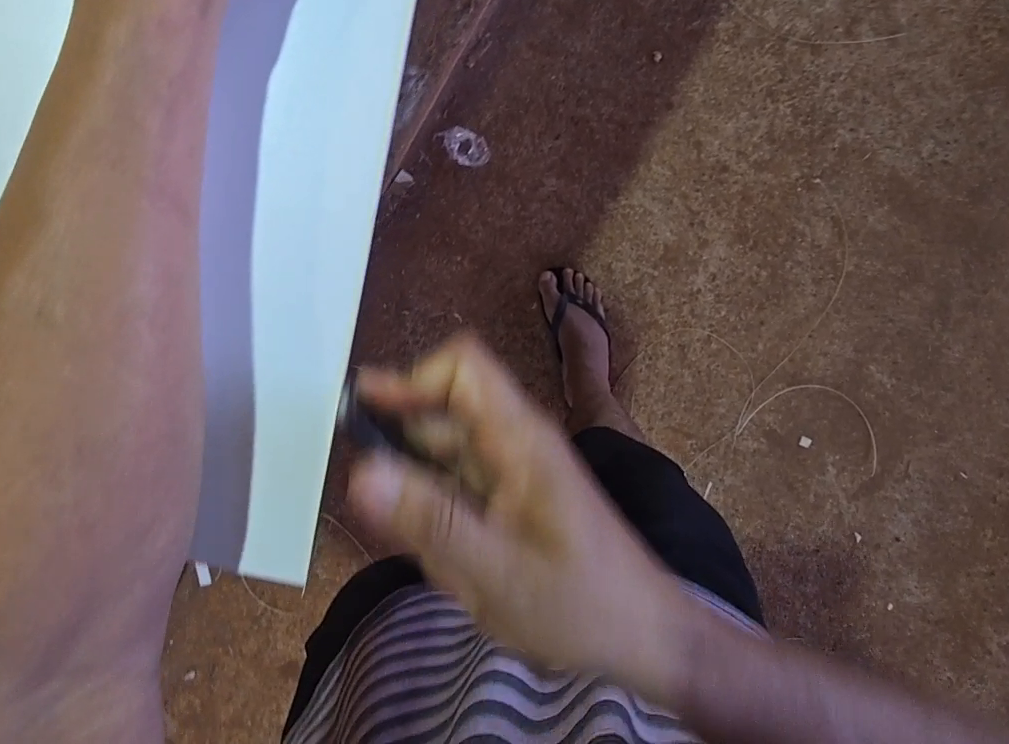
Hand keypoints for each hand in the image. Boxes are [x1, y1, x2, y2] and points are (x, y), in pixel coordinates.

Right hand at [347, 334, 710, 692]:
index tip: (369, 415)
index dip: (413, 379)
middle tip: (370, 494)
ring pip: (444, 453)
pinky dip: (438, 513)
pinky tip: (444, 561)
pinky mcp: (511, 498)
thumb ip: (427, 521)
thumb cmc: (582, 604)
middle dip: (402, 446)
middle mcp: (514, 441)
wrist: (649, 641)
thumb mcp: (496, 571)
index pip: (462, 366)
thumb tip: (359, 473)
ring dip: (418, 490)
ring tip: (417, 545)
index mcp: (519, 437)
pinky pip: (458, 486)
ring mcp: (513, 469)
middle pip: (443, 409)